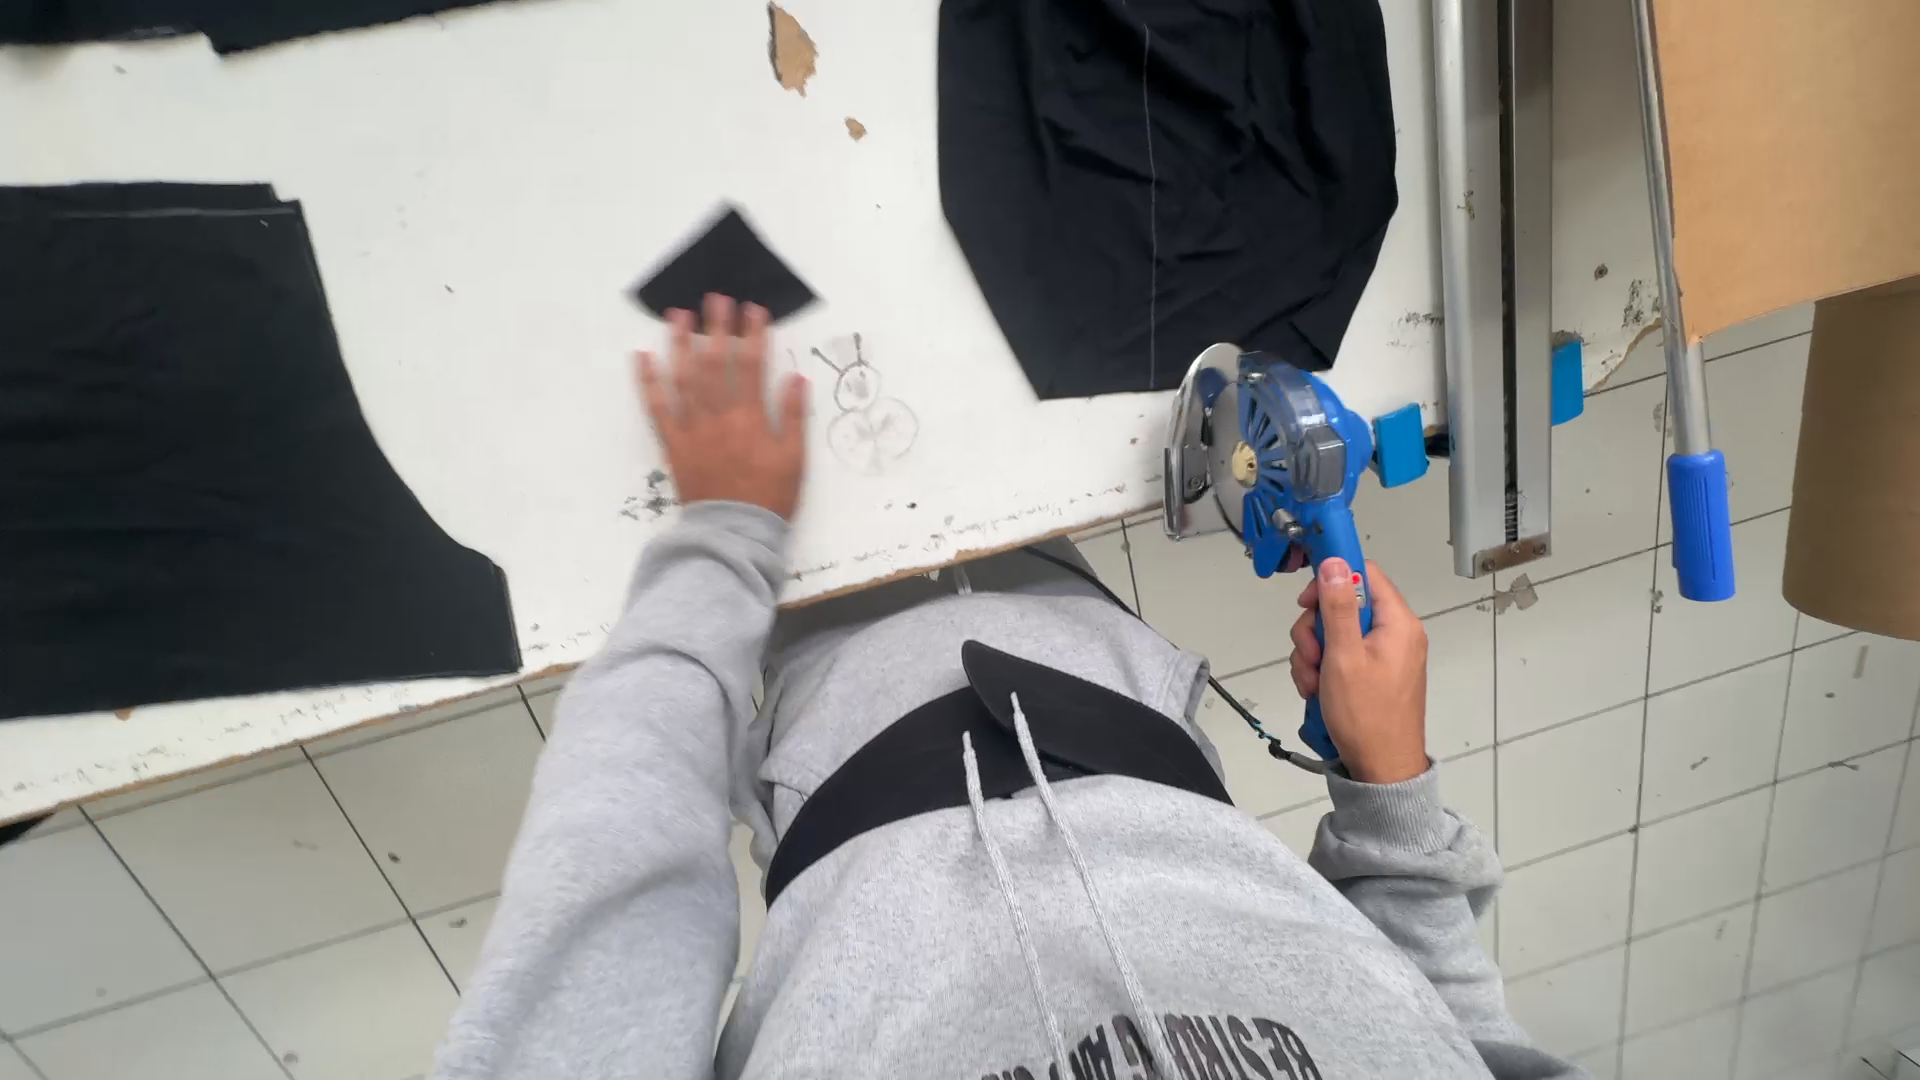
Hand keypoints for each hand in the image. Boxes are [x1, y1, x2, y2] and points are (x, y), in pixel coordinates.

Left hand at [637, 293, 809, 520]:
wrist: (735, 531)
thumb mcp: (794, 459)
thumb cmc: (770, 496)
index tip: (754, 310)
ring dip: (680, 344)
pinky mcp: (674, 444)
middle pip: (716, 364)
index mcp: (752, 419)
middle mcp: (720, 417)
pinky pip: (657, 409)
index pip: (753, 367)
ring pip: (684, 378)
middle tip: (715, 298)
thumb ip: (794, 417)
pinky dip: (648, 382)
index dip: (754, 336)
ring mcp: (693, 428)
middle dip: (716, 328)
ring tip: (678, 315)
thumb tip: (797, 378)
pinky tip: (643, 357)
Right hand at [1287, 557, 1428, 783]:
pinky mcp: (1369, 672)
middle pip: (1340, 605)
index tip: (1306, 601)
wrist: (1381, 768)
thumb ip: (1337, 606)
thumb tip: (1334, 561)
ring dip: (1311, 654)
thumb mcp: (1343, 656)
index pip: (1363, 575)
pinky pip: (1336, 655)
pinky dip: (1320, 669)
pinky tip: (1316, 690)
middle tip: (1311, 655)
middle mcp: (1393, 633)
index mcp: (1397, 623)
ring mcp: (1381, 655)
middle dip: (1314, 630)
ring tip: (1312, 682)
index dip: (1331, 580)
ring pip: (1331, 632)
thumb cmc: (1365, 713)